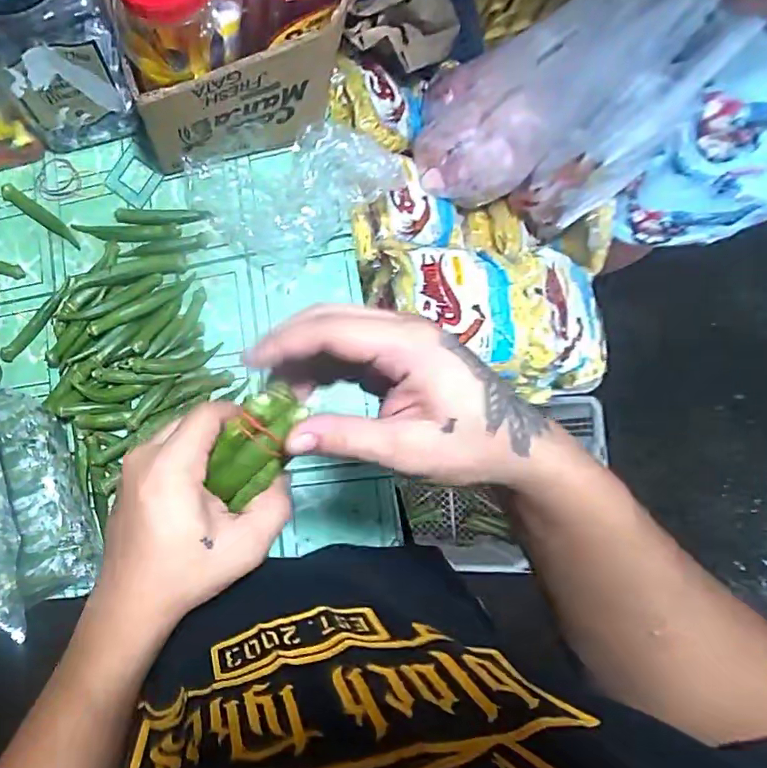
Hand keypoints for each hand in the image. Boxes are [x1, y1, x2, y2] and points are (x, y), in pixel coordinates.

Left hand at [89, 403, 291, 631]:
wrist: (131, 604)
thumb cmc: (187, 575)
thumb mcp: (246, 546)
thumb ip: (275, 503)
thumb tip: (279, 472)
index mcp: (169, 466)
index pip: (207, 413)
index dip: (241, 416)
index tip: (263, 437)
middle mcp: (143, 455)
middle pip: (192, 420)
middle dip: (225, 431)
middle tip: (250, 459)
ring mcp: (130, 466)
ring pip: (177, 433)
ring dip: (206, 444)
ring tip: (228, 477)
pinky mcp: (126, 478)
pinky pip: (163, 450)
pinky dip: (187, 456)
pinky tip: (200, 491)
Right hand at [246, 305, 578, 488]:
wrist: (515, 446)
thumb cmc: (469, 447)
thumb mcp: (406, 449)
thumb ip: (346, 439)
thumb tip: (289, 439)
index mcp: (407, 344)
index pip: (332, 329)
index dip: (286, 343)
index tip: (251, 363)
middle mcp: (403, 328)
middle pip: (331, 317)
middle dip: (289, 341)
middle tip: (257, 373)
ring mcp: (403, 336)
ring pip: (338, 328)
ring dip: (305, 353)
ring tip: (280, 392)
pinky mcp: (401, 351)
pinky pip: (352, 346)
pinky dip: (323, 364)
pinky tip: (308, 390)